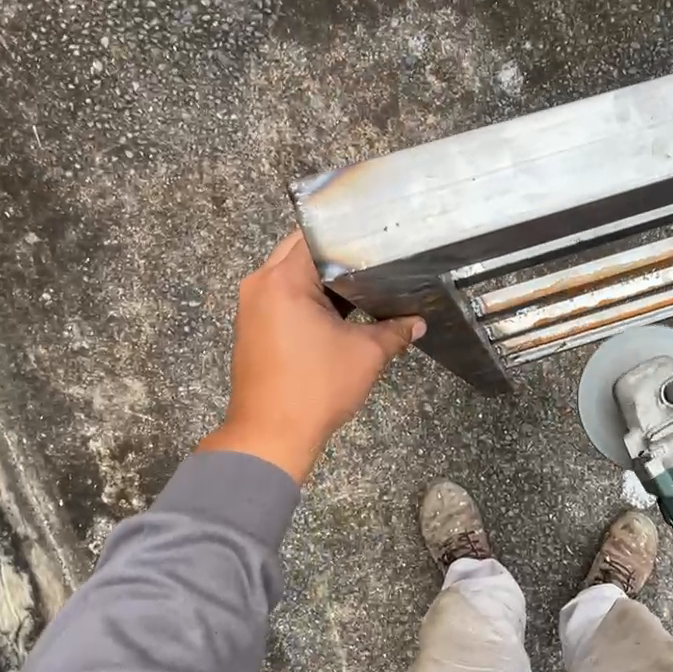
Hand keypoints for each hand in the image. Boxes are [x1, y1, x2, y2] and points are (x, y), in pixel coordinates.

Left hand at [196, 231, 424, 482]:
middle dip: (338, 261)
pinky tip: (343, 313)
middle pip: (302, 253)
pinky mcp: (255, 326)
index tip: (379, 243)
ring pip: (292, 276)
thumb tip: (419, 322)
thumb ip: (395, 331)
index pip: (317, 238)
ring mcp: (253, 306)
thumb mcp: (366, 354)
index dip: (350, 239)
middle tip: (376, 265)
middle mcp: (261, 285)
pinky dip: (311, 300)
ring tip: (365, 287)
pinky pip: (285, 298)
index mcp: (283, 280)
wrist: (272, 433)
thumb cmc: (315, 389)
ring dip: (325, 282)